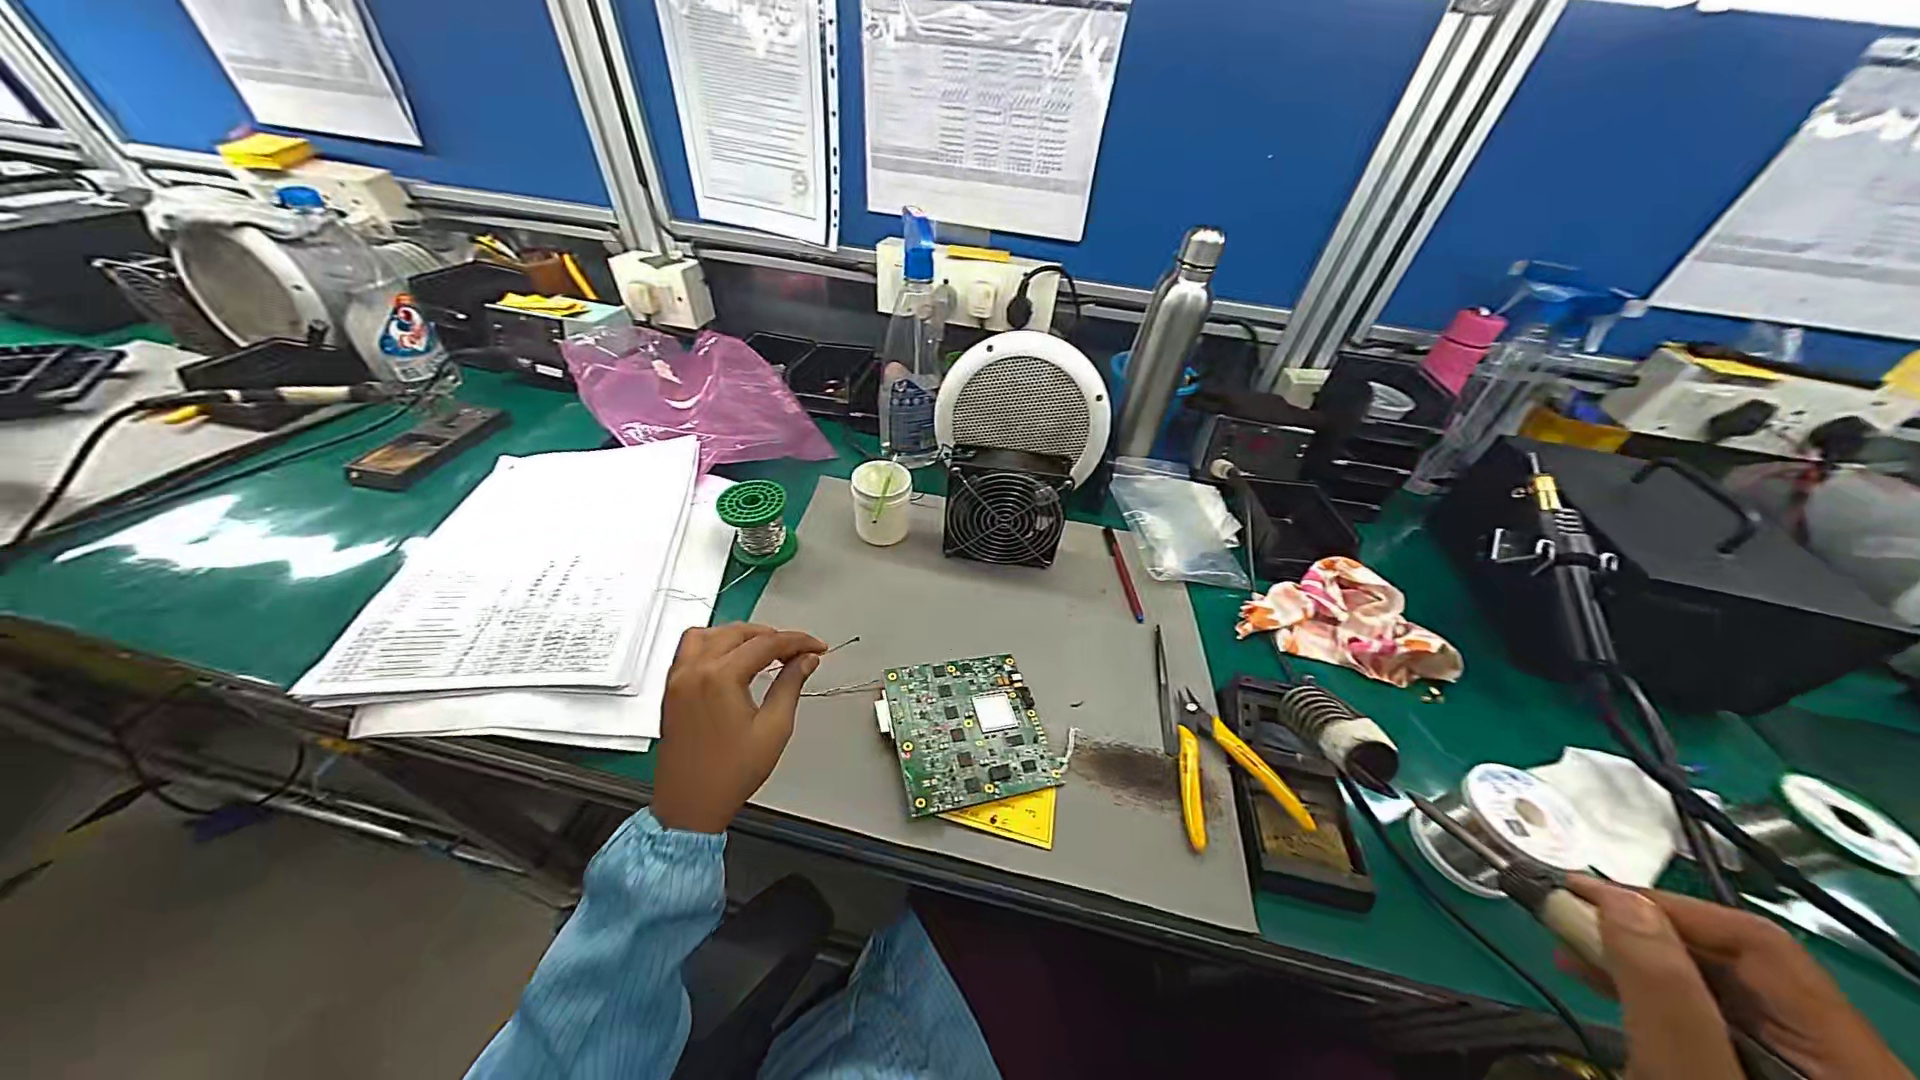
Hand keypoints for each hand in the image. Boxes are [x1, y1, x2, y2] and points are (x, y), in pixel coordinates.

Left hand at [651, 623, 827, 833]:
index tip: (815, 647)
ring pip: (711, 634)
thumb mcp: (774, 728)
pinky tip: (732, 656)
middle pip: (739, 633)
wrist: (690, 805)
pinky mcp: (671, 689)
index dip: (797, 641)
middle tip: (797, 650)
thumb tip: (805, 661)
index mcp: (720, 678)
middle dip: (773, 636)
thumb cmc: (728, 775)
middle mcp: (694, 672)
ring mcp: (678, 679)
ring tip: (766, 648)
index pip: (766, 643)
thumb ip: (791, 685)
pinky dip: (714, 643)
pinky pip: (689, 648)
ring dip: (741, 635)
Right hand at [1562, 876, 1910, 1079]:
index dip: (1662, 906)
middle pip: (1736, 963)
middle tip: (1565, 919)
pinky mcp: (1770, 1074)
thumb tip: (1618, 899)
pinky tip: (1606, 983)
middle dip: (1639, 932)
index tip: (1579, 893)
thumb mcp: (1688, 1078)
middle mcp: (1846, 1057)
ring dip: (1636, 958)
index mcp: (1855, 1059)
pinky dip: (1652, 992)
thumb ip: (1663, 992)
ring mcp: (1811, 1069)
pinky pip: (1713, 1016)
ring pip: (1718, 988)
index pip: (1757, 941)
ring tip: (1571, 949)